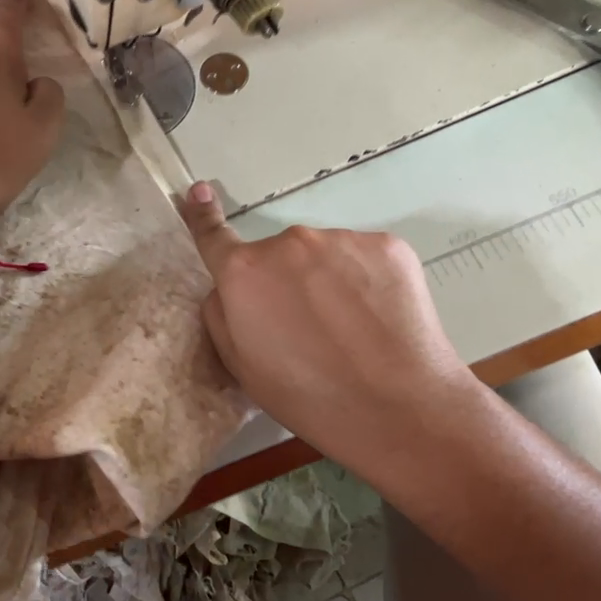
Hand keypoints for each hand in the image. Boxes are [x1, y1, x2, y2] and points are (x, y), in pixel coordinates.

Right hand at [178, 181, 479, 478]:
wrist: (401, 409)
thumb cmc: (308, 397)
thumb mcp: (242, 366)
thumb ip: (222, 315)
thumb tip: (228, 288)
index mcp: (244, 273)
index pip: (214, 236)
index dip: (203, 215)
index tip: (199, 191)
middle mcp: (288, 242)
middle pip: (278, 257)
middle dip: (286, 283)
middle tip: (309, 331)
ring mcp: (341, 239)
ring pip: (323, 257)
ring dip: (328, 281)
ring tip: (351, 331)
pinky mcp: (387, 245)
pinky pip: (363, 258)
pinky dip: (367, 282)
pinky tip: (380, 319)